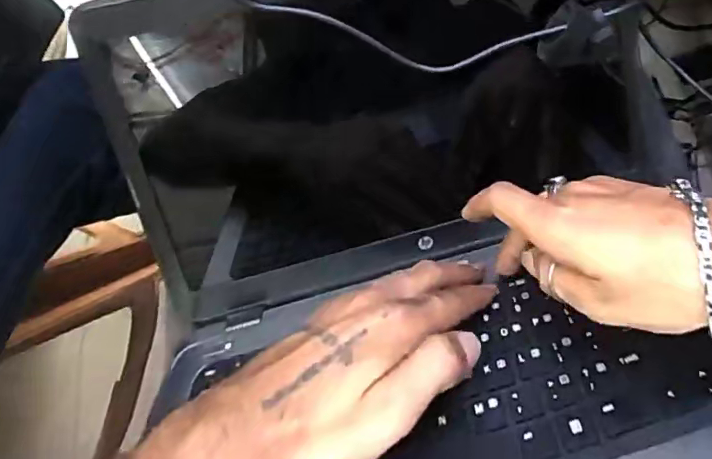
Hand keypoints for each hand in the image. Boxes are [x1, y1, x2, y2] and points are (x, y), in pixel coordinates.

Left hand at [134, 261, 492, 458]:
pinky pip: (371, 288)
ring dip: (425, 275)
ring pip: (393, 281)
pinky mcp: (315, 326)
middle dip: (449, 274)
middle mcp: (365, 309)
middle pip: (418, 282)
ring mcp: (337, 314)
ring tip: (442, 273)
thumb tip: (468, 341)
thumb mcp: (380, 421)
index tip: (490, 289)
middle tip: (475, 269)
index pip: (441, 305)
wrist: (221, 444)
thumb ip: (428, 375)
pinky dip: (396, 282)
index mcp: (387, 329)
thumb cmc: (308, 443)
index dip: (468, 297)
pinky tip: (390, 292)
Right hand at [462, 176, 711, 382]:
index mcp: (559, 221)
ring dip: (554, 231)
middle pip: (534, 207)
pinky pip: (590, 202)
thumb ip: (559, 280)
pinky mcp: (630, 187)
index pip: (505, 198)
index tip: (469, 216)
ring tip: (568, 269)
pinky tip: (601, 251)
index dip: (481, 204)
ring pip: (564, 205)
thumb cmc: (660, 285)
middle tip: (526, 274)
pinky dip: (580, 223)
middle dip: (523, 238)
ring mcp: (606, 186)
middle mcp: (576, 193)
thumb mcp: (601, 302)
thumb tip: (539, 261)